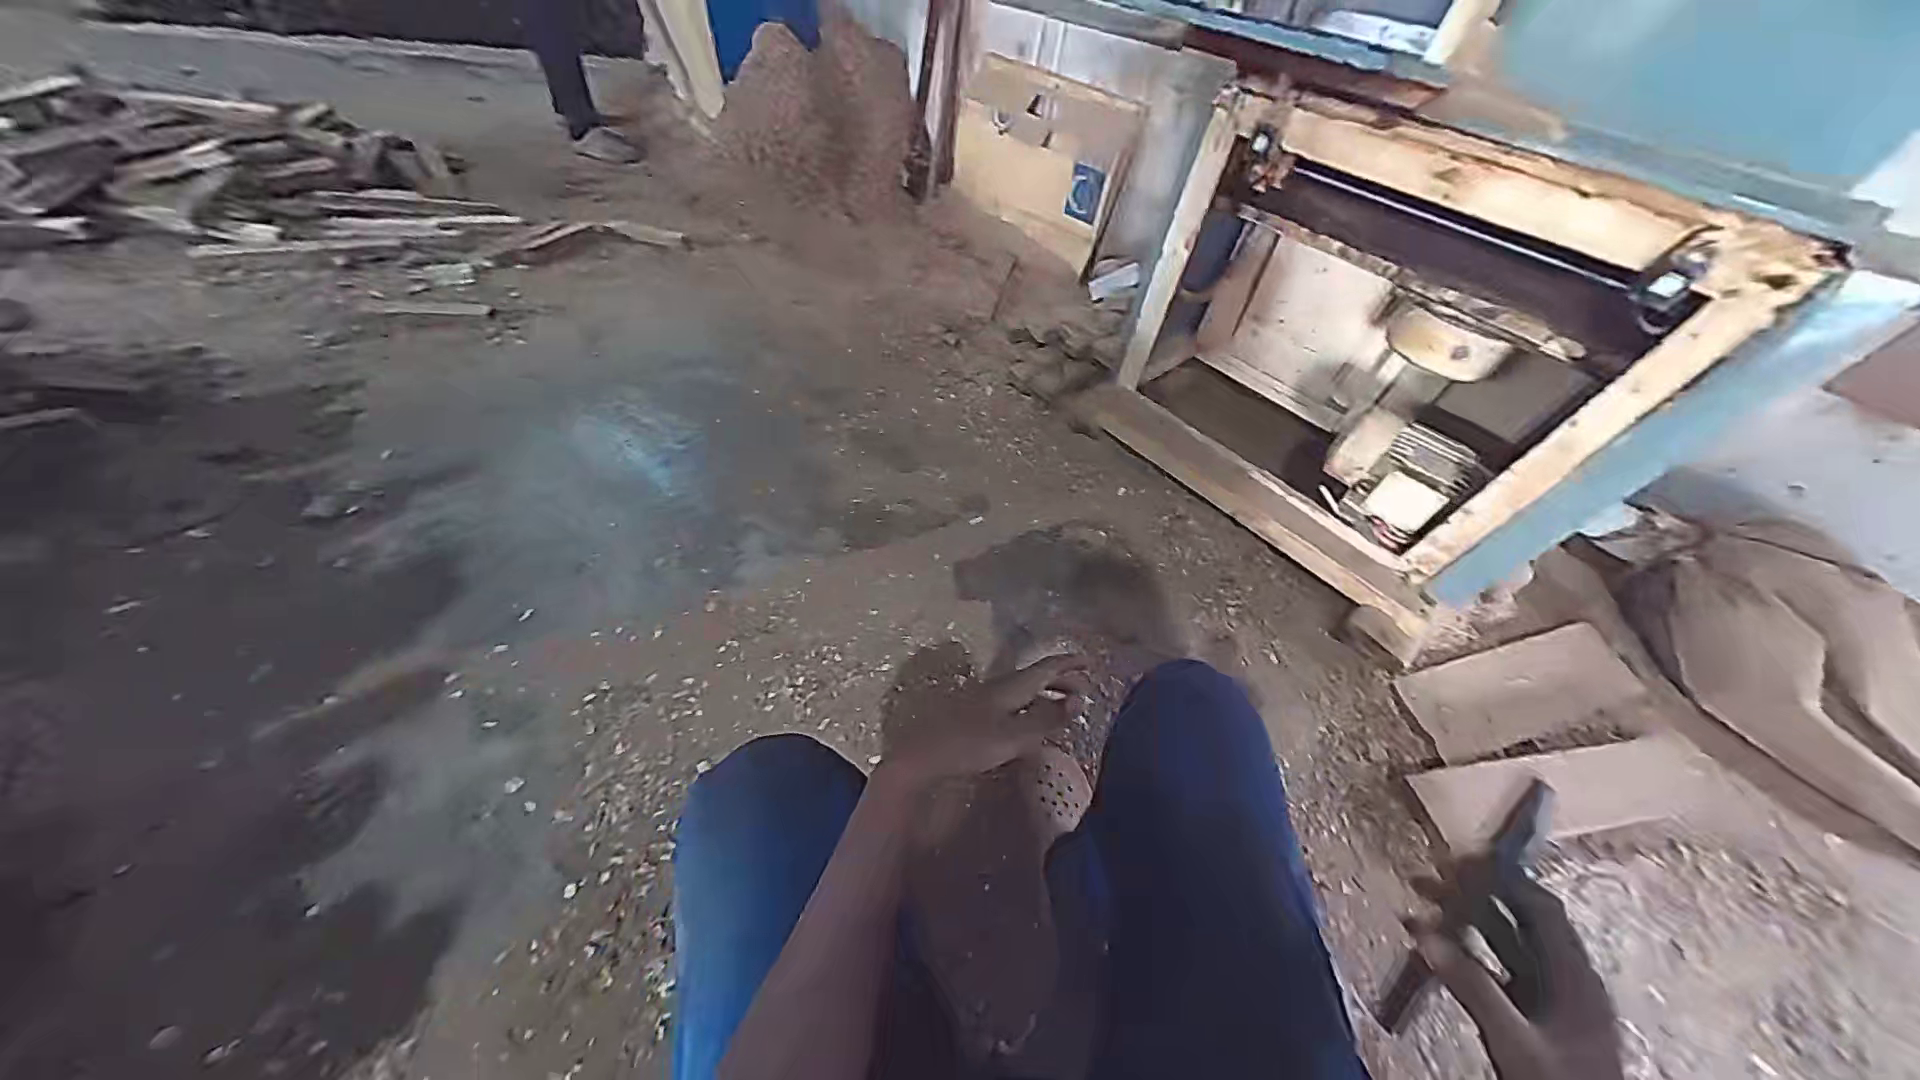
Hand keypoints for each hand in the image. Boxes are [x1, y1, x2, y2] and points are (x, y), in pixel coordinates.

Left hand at [873, 654, 1092, 791]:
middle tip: (1084, 688)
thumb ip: (1046, 718)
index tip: (1090, 662)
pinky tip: (1032, 722)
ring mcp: (984, 700)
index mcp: (1009, 687)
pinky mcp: (975, 715)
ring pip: (1024, 690)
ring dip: (1047, 693)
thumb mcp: (1014, 734)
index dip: (1068, 664)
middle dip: (1061, 679)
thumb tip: (1078, 701)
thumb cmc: (969, 744)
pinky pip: (1014, 703)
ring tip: (1064, 705)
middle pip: (1035, 677)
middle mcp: (998, 687)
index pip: (1045, 668)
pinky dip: (1032, 706)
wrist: (921, 756)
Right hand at [1411, 865, 1623, 1079]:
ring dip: (1461, 917)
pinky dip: (1462, 947)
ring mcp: (1550, 999)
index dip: (1502, 878)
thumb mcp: (1514, 1039)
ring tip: (1419, 900)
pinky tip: (1430, 943)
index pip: (1540, 908)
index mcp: (1575, 979)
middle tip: (1429, 874)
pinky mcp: (1532, 1014)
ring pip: (1503, 940)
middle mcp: (1566, 980)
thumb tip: (1422, 934)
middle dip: (1472, 892)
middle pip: (1518, 919)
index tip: (1458, 859)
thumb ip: (1472, 986)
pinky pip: (1493, 965)